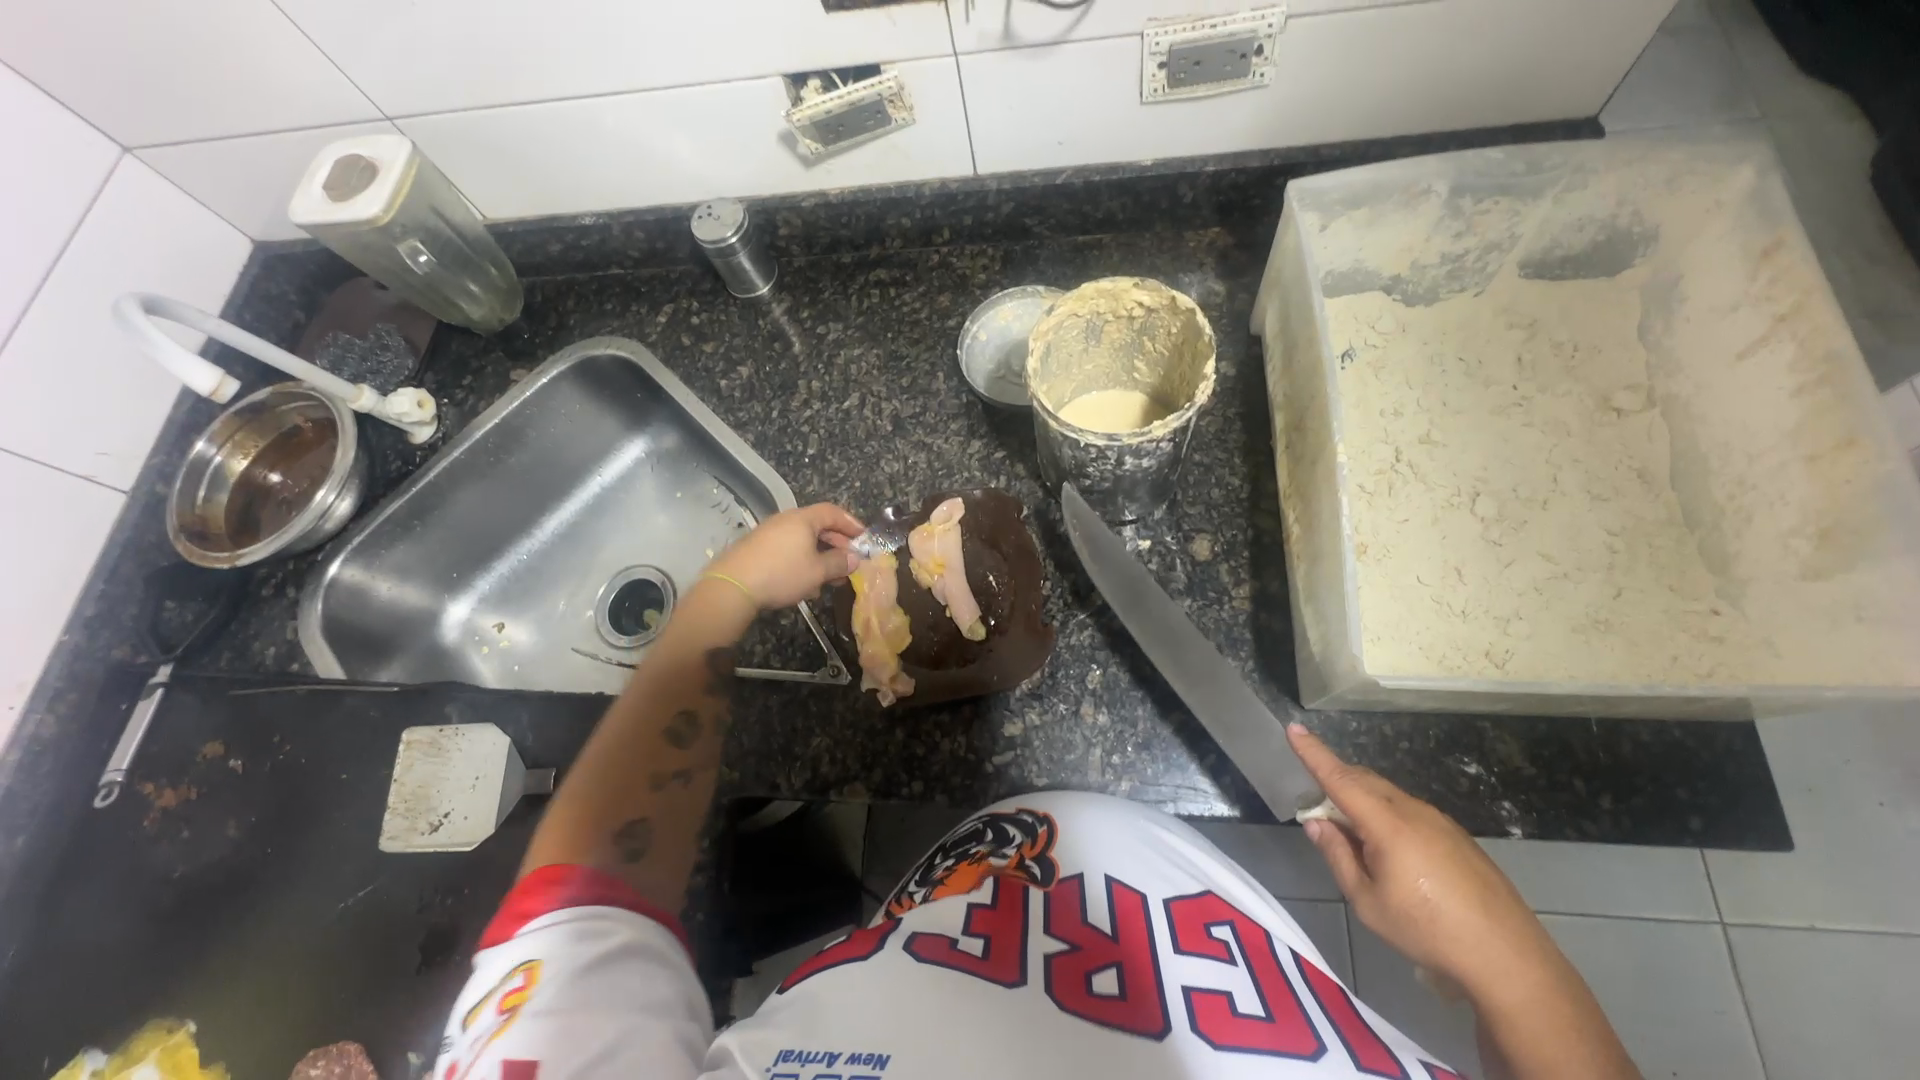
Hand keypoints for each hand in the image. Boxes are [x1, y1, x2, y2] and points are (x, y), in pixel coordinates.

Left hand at [704, 502, 863, 610]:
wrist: (733, 586)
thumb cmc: (782, 574)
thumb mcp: (817, 571)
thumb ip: (839, 562)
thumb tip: (855, 558)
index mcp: (803, 519)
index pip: (833, 512)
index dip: (852, 524)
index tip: (864, 539)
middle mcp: (785, 520)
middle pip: (818, 526)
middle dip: (837, 544)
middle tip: (850, 561)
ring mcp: (769, 534)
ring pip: (803, 542)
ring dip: (820, 557)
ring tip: (831, 578)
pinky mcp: (757, 549)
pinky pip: (788, 551)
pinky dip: (802, 562)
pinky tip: (806, 585)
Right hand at [1286, 723, 1557, 995]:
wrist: (1506, 954)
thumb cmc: (1426, 930)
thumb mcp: (1367, 902)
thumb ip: (1338, 856)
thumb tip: (1317, 823)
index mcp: (1387, 824)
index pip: (1340, 779)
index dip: (1314, 754)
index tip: (1294, 728)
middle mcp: (1413, 812)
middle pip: (1364, 781)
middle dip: (1334, 780)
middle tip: (1313, 804)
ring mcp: (1439, 822)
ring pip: (1387, 795)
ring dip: (1360, 800)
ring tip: (1349, 834)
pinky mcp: (1456, 837)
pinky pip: (1408, 811)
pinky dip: (1384, 814)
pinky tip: (1388, 850)